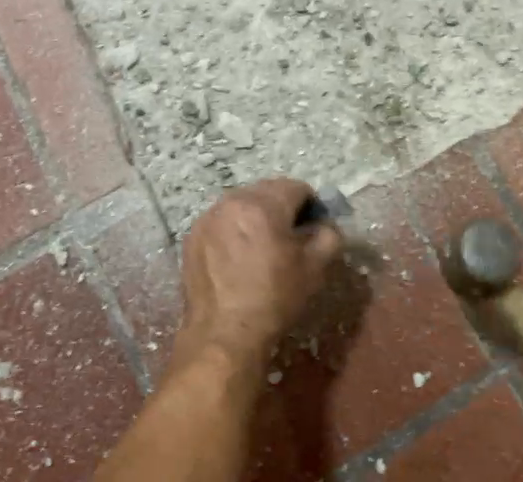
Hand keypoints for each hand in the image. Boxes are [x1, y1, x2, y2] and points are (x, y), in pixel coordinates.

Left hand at [177, 179, 343, 363]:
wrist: (223, 334)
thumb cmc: (274, 300)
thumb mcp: (314, 269)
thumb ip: (329, 236)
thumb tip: (326, 225)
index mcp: (263, 204)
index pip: (296, 187)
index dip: (311, 206)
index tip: (313, 229)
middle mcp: (232, 201)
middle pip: (267, 192)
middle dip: (282, 209)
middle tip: (289, 240)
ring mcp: (208, 217)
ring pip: (242, 205)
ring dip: (256, 218)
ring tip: (261, 250)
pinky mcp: (193, 235)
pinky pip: (221, 221)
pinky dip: (233, 231)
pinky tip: (237, 259)